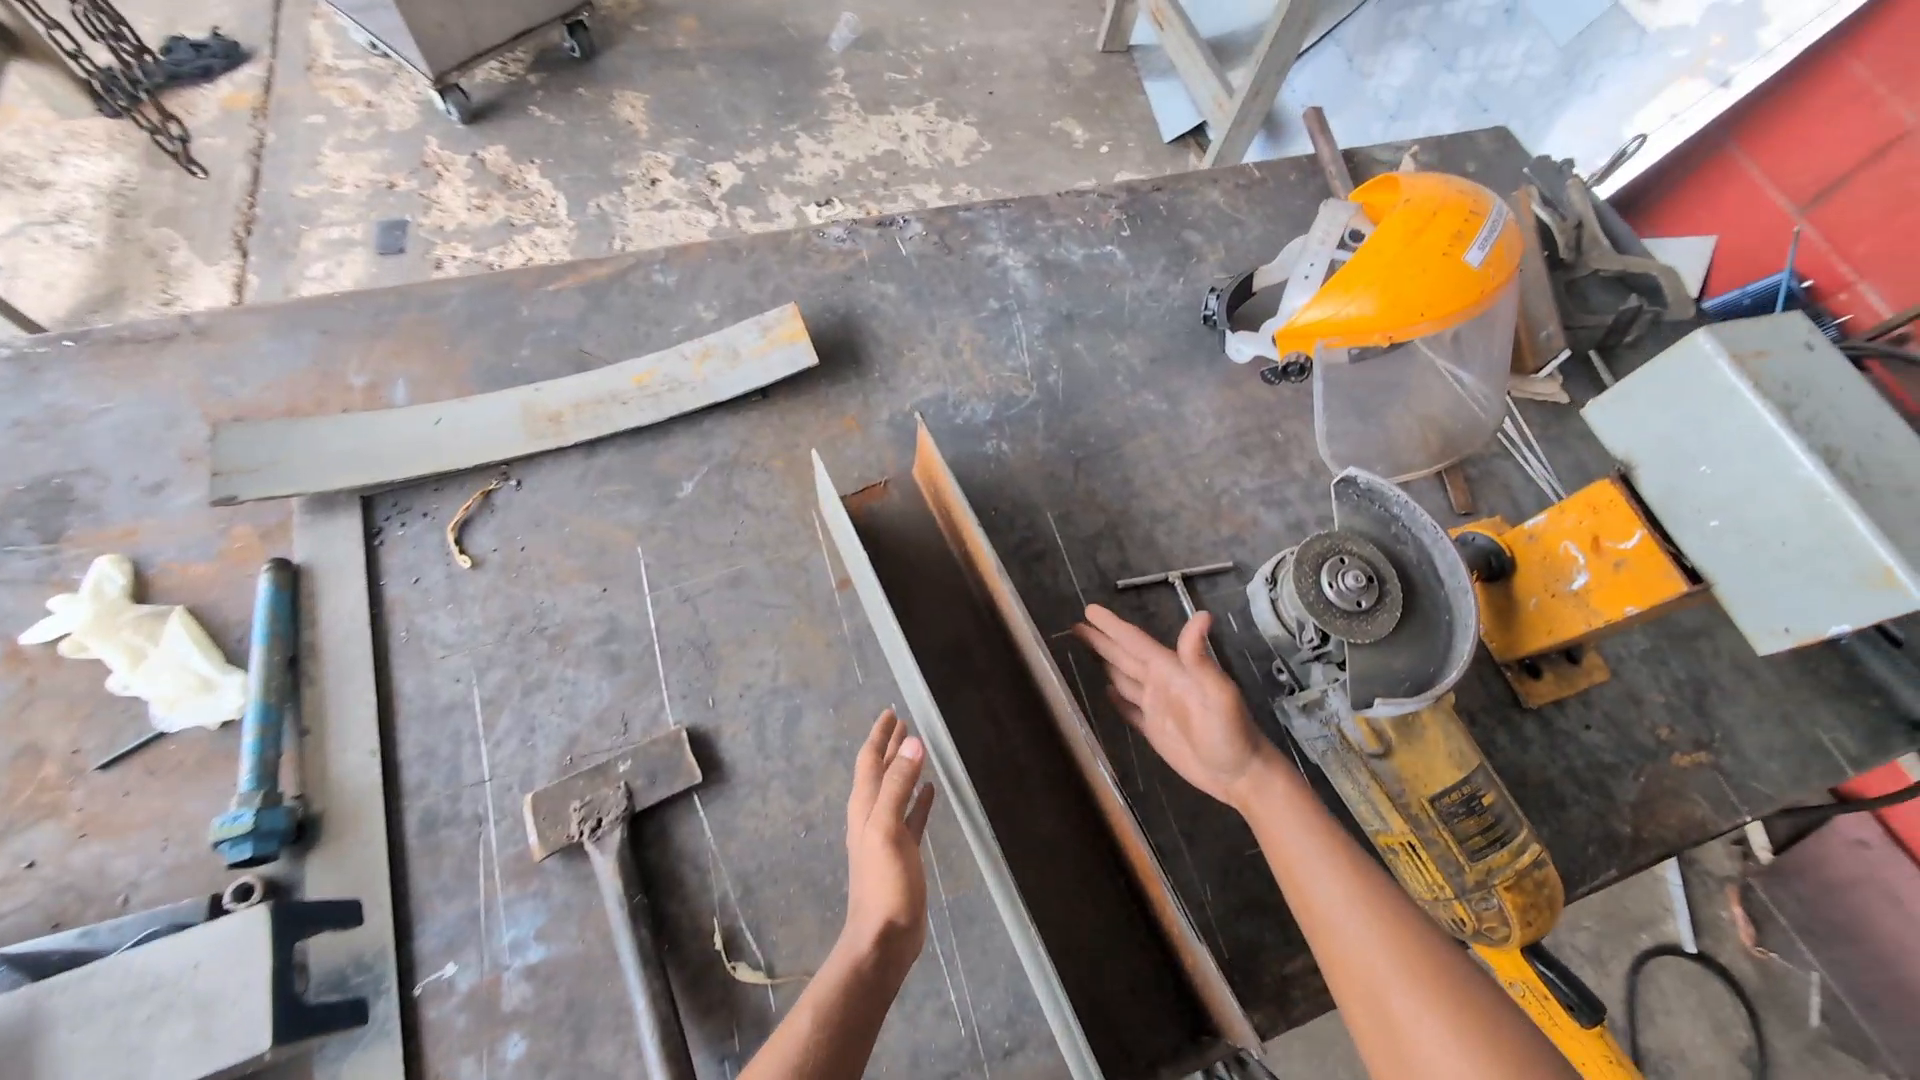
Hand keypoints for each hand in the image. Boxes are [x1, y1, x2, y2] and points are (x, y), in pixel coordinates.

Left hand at [840, 709, 935, 975]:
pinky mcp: (903, 854)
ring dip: (903, 769)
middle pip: (880, 772)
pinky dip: (918, 800)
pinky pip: (911, 816)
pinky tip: (930, 791)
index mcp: (864, 807)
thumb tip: (911, 743)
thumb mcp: (887, 829)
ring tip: (917, 748)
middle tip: (903, 722)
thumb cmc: (883, 884)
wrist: (883, 939)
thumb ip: (897, 786)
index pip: (869, 761)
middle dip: (889, 747)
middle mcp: (871, 816)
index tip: (891, 712)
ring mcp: (887, 836)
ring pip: (895, 791)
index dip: (879, 736)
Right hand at [1073, 604, 1279, 809]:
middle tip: (1077, 626)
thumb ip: (1201, 657)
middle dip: (1101, 641)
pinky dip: (1117, 700)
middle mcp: (1161, 683)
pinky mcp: (1155, 730)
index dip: (1112, 627)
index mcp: (1171, 670)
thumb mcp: (1218, 693)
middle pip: (1124, 657)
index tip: (1089, 611)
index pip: (1134, 643)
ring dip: (1106, 664)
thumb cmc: (1231, 732)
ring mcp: (1157, 707)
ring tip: (1087, 651)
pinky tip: (1106, 691)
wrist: (1241, 774)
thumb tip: (1202, 615)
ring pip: (1124, 679)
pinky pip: (1129, 710)